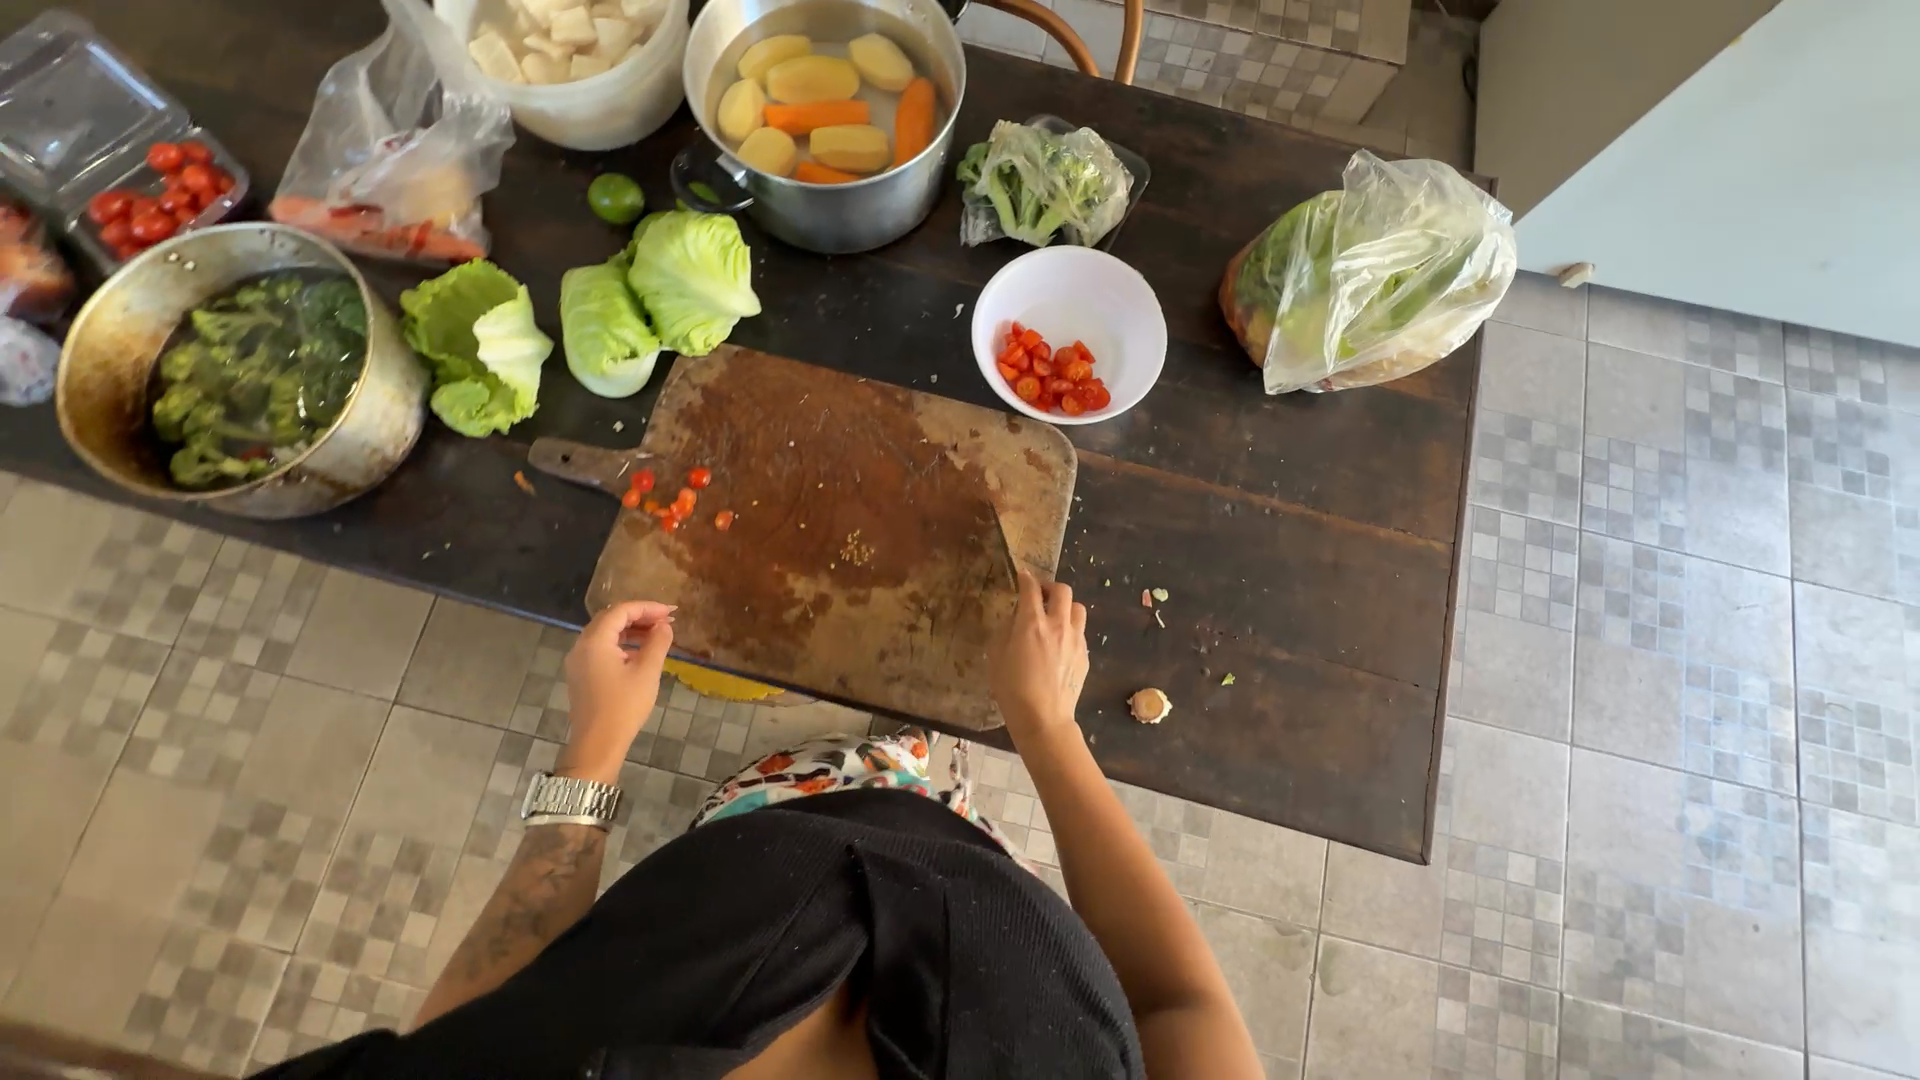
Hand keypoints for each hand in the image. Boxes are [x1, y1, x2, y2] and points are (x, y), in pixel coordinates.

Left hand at [557, 601, 674, 783]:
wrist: (598, 743)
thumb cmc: (624, 706)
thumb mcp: (647, 672)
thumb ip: (657, 643)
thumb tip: (664, 626)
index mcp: (595, 642)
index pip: (620, 611)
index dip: (647, 607)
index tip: (671, 613)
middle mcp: (581, 646)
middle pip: (610, 619)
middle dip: (639, 616)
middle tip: (665, 621)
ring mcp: (579, 662)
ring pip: (606, 634)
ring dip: (631, 630)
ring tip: (657, 635)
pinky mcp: (582, 675)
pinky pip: (602, 649)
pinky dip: (622, 644)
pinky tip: (641, 653)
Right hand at [990, 568, 1088, 745]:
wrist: (1043, 718)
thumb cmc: (1012, 688)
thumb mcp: (996, 655)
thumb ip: (1005, 629)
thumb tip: (1016, 618)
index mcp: (1032, 623)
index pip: (1031, 588)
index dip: (1026, 578)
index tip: (1023, 576)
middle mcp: (1058, 625)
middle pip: (1062, 590)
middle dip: (1050, 587)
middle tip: (1040, 596)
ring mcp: (1076, 640)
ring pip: (1078, 608)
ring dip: (1065, 606)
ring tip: (1054, 617)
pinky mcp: (1085, 655)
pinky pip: (1081, 631)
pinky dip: (1070, 628)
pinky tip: (1060, 643)